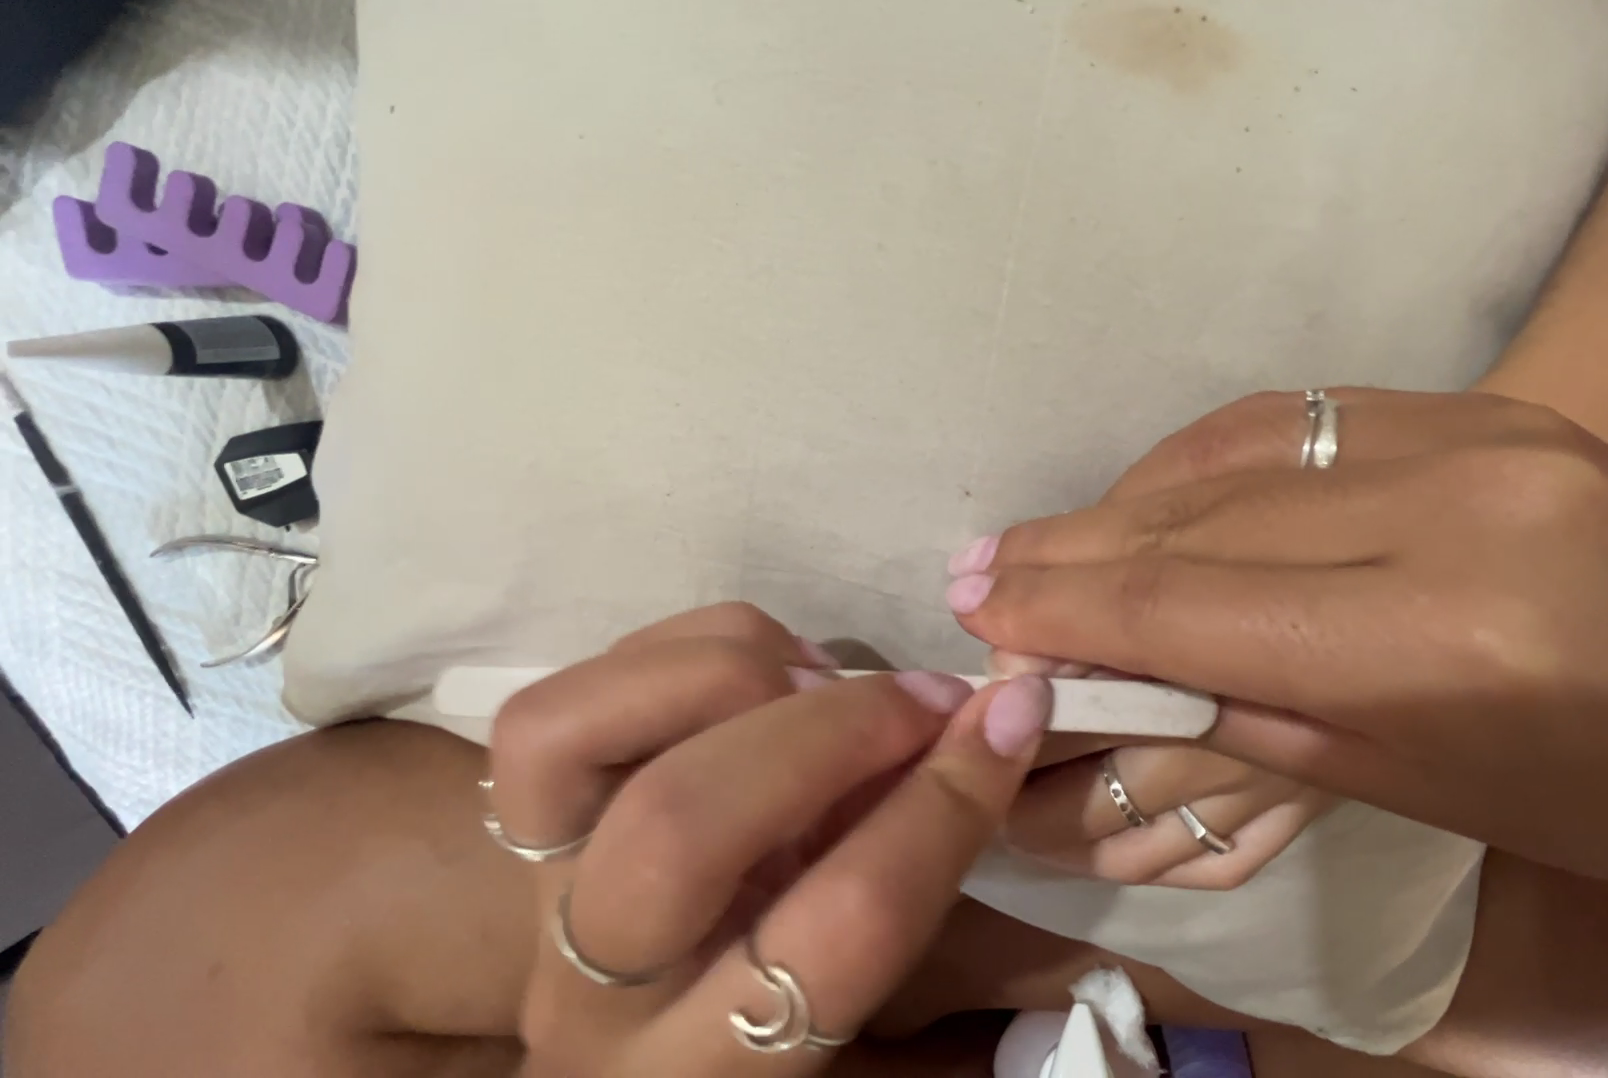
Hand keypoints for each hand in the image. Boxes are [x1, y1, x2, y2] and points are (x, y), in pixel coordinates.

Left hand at [484, 603, 1050, 1075]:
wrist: (644, 1006)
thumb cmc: (784, 986)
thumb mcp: (866, 960)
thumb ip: (923, 848)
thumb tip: (993, 714)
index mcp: (714, 1062)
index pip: (845, 926)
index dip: (942, 806)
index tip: (1012, 715)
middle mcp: (594, 985)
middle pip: (683, 822)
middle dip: (830, 727)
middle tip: (920, 695)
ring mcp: (534, 881)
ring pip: (571, 734)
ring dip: (737, 669)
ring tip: (822, 677)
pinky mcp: (518, 801)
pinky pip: (577, 685)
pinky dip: (692, 648)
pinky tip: (771, 668)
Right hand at [943, 390, 1607, 930]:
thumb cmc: (1592, 802)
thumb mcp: (1389, 783)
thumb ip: (1232, 704)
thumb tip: (1097, 660)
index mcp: (1435, 641)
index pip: (1190, 610)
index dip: (1066, 610)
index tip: (979, 608)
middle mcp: (1451, 506)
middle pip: (1197, 523)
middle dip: (1072, 553)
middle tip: (980, 566)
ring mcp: (1476, 431)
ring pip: (1231, 459)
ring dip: (1121, 503)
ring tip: (1042, 538)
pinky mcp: (1485, 404)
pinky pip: (1293, 421)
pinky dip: (1199, 458)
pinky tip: (1142, 488)